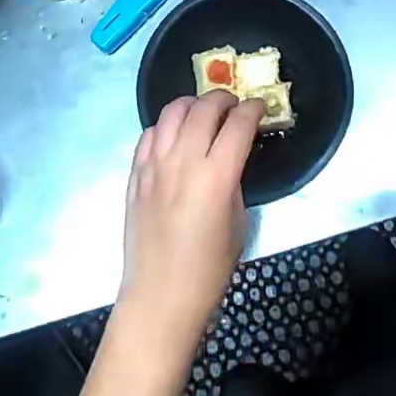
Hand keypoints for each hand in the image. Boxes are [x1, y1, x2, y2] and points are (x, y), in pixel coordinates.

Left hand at [118, 90, 263, 347]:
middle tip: (234, 105)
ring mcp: (154, 164)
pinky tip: (175, 133)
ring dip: (192, 104)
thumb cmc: (208, 270)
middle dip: (224, 99)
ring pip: (172, 111)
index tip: (260, 106)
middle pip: (204, 108)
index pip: (238, 125)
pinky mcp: (135, 172)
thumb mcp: (238, 224)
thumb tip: (230, 157)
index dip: (253, 110)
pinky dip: (167, 125)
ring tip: (203, 110)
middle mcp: (183, 162)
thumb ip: (234, 182)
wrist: (160, 296)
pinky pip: (150, 133)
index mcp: (215, 177)